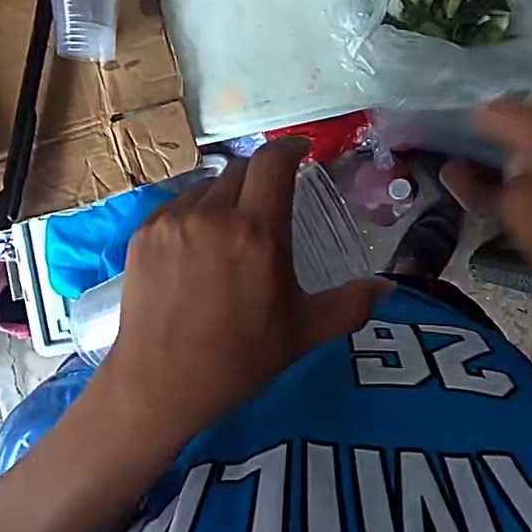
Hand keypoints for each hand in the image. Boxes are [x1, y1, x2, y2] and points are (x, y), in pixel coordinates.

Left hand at [101, 139, 389, 438]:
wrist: (159, 385)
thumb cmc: (239, 358)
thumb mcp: (304, 332)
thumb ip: (352, 304)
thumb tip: (387, 287)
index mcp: (257, 231)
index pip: (273, 162)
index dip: (290, 146)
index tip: (301, 149)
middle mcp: (213, 214)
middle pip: (241, 169)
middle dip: (261, 175)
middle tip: (270, 199)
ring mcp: (172, 221)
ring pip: (207, 187)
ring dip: (227, 196)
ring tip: (233, 230)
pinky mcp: (144, 234)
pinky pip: (177, 206)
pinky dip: (195, 214)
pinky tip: (199, 247)